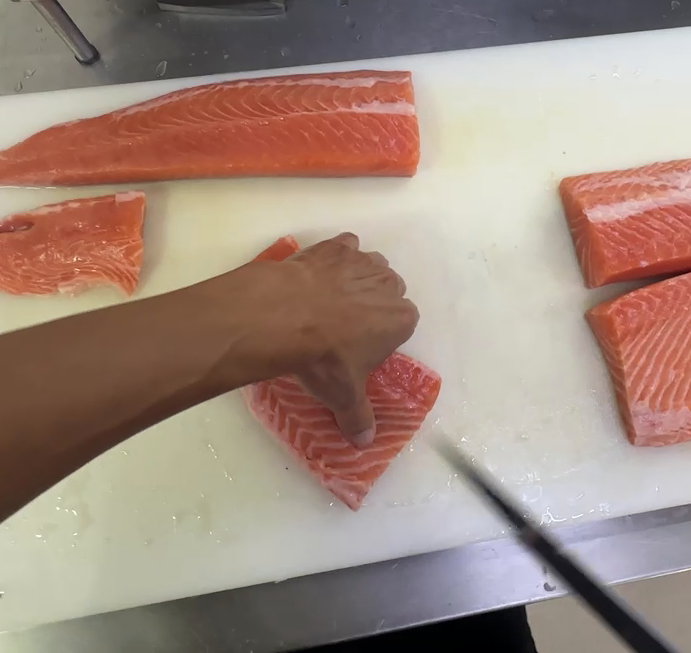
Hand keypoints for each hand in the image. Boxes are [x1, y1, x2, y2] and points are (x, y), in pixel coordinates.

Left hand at [228, 233, 416, 445]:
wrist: (286, 315)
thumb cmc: (324, 358)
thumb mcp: (343, 395)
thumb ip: (358, 417)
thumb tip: (365, 443)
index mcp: (400, 318)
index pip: (404, 322)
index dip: (384, 334)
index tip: (363, 347)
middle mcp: (388, 284)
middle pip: (389, 290)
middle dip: (374, 303)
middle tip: (345, 325)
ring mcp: (361, 261)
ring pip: (370, 266)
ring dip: (357, 279)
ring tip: (330, 298)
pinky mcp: (335, 246)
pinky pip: (345, 246)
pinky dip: (336, 256)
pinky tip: (318, 272)